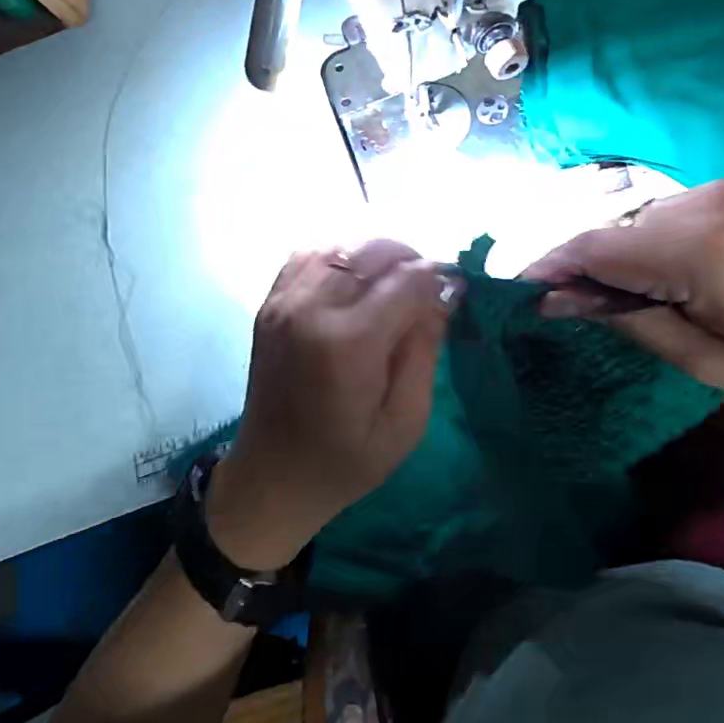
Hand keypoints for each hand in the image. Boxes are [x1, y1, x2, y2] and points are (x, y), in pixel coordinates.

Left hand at [205, 240, 453, 570]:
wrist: (271, 479)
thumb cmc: (346, 461)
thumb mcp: (406, 421)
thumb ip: (425, 351)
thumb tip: (441, 297)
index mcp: (349, 342)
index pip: (407, 280)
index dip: (437, 280)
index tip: (453, 294)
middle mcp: (312, 309)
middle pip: (373, 250)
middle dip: (410, 261)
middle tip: (426, 290)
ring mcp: (284, 302)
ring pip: (341, 244)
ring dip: (375, 255)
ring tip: (392, 284)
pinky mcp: (270, 304)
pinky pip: (308, 254)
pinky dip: (339, 256)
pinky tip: (354, 281)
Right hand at [522, 180, 723, 446]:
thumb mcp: (709, 361)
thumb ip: (630, 321)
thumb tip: (562, 302)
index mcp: (696, 245)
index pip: (593, 246)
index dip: (549, 267)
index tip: (518, 292)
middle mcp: (705, 199)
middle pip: (616, 228)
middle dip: (585, 265)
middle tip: (575, 310)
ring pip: (645, 217)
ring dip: (623, 253)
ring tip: (627, 300)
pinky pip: (679, 211)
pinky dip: (658, 241)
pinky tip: (671, 275)